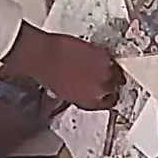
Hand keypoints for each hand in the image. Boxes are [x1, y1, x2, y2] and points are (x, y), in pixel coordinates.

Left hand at [1, 24, 121, 108]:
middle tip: (102, 75)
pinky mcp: (103, 54)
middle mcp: (102, 89)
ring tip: (99, 64)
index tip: (106, 91)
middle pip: (116, 86)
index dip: (108, 96)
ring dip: (109, 68)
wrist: (40, 56)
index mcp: (92, 102)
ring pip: (116, 71)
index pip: (110, 102)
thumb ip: (82, 95)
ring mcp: (105, 71)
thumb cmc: (46, 73)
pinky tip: (94, 54)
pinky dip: (104, 56)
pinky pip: (110, 57)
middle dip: (111, 81)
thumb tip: (87, 91)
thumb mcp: (65, 93)